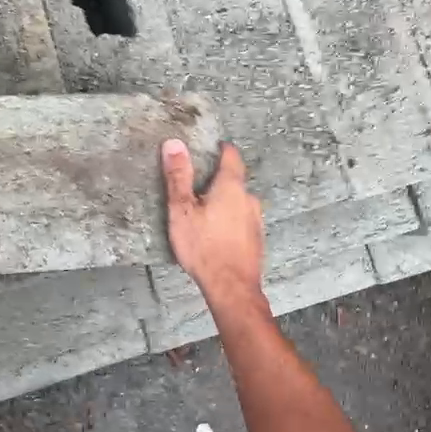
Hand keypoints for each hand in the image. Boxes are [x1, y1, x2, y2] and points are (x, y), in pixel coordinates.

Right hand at [162, 139, 263, 303]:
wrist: (232, 288)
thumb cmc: (203, 246)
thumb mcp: (182, 209)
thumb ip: (178, 176)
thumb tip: (174, 143)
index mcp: (231, 186)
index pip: (231, 155)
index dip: (220, 148)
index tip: (207, 147)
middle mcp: (248, 198)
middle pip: (234, 179)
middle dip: (216, 179)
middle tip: (195, 184)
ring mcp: (255, 220)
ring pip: (238, 201)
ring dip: (223, 201)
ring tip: (202, 211)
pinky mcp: (256, 239)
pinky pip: (241, 220)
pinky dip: (229, 219)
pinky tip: (215, 233)